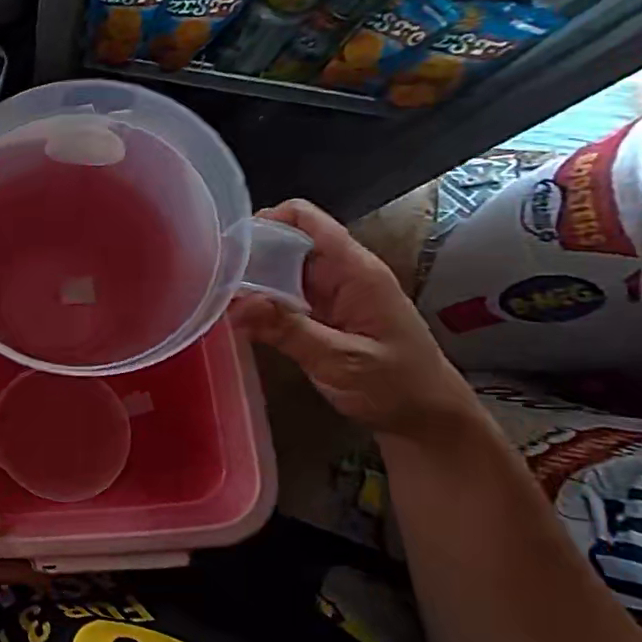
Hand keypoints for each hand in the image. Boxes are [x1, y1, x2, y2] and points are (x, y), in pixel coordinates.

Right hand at [230, 199, 482, 441]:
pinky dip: (259, 302)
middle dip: (248, 255)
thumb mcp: (341, 362)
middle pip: (285, 241)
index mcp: (354, 271)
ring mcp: (330, 295)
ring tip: (216, 298)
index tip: (228, 248)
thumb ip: (288, 330)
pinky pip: (283, 296)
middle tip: (211, 279)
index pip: (304, 219)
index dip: (265, 222)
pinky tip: (237, 318)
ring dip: (251, 281)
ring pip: (281, 269)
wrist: (430, 421)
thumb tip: (236, 303)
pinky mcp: (321, 316)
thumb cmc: (397, 388)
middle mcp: (340, 274)